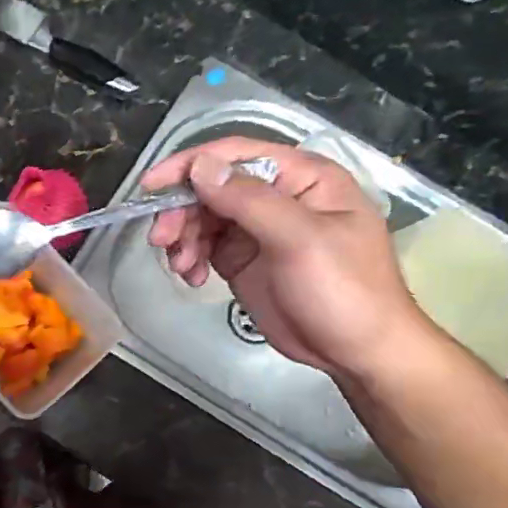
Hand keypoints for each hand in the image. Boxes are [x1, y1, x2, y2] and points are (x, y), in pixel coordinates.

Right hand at [143, 138, 430, 377]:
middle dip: (182, 211)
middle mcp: (277, 197)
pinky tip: (191, 278)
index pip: (235, 156)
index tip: (150, 187)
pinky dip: (191, 259)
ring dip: (183, 239)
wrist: (358, 351)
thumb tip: (201, 167)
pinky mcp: (245, 261)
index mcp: (301, 178)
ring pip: (204, 218)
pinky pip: (206, 247)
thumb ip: (249, 200)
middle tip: (161, 241)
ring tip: (182, 268)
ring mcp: (259, 230)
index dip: (190, 166)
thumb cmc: (343, 290)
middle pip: (213, 188)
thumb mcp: (299, 240)